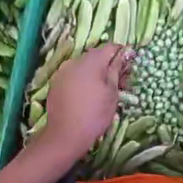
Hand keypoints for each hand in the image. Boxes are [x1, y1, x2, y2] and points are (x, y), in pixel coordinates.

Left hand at [38, 43, 127, 159]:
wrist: (65, 135)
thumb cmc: (95, 114)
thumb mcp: (112, 92)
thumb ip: (116, 69)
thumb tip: (123, 53)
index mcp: (91, 61)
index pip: (110, 47)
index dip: (121, 54)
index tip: (127, 69)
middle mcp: (74, 61)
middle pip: (95, 56)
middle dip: (107, 65)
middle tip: (119, 83)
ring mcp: (62, 72)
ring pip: (82, 66)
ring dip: (94, 73)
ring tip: (101, 91)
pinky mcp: (54, 84)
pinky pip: (72, 76)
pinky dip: (81, 80)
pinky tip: (85, 96)